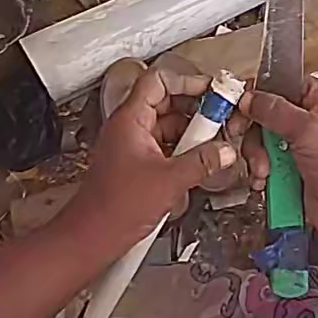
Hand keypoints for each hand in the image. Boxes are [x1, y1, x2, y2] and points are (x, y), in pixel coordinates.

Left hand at [76, 68, 238, 244]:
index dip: (187, 81)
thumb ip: (202, 162)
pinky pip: (165, 145)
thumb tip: (225, 150)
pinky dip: (183, 149)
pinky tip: (200, 161)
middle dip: (195, 109)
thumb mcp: (169, 180)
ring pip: (168, 125)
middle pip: (166, 102)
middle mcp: (129, 126)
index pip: (158, 81)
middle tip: (220, 118)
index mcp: (130, 119)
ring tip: (214, 143)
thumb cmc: (115, 208)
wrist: (93, 236)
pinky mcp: (137, 162)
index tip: (211, 91)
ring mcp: (133, 144)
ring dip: (192, 131)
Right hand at [239, 79, 317, 274]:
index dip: (259, 93)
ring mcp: (303, 146)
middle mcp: (314, 120)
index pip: (284, 84)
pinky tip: (264, 180)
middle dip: (255, 130)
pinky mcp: (293, 170)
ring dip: (257, 155)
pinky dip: (260, 171)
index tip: (239, 104)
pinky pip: (266, 163)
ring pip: (263, 140)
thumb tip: (248, 97)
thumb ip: (274, 110)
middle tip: (241, 135)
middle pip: (267, 113)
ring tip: (264, 168)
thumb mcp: (310, 130)